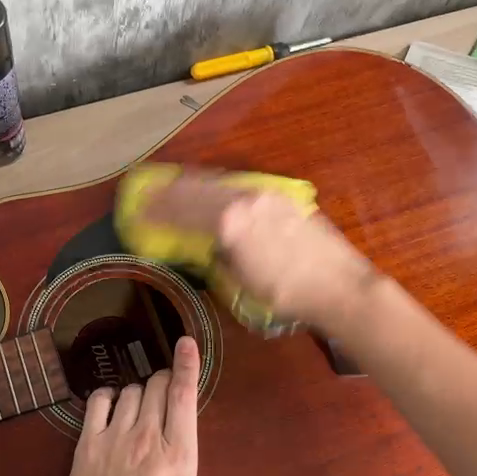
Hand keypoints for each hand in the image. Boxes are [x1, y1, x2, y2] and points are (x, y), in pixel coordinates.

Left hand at [32, 337, 250, 475]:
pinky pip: (98, 401)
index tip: (187, 342)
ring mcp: (115, 439)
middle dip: (164, 381)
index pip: (184, 397)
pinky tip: (112, 406)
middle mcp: (148, 441)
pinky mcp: (87, 445)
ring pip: (131, 391)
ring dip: (140, 393)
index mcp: (180, 461)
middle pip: (157, 386)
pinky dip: (107, 397)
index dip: (188, 365)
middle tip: (166, 393)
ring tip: (142, 408)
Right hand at [142, 172, 381, 327]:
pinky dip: (216, 186)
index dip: (155, 209)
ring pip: (217, 181)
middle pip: (195, 188)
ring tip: (172, 185)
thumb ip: (213, 256)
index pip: (181, 209)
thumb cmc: (286, 293)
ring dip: (191, 184)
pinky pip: (237, 185)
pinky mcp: (279, 196)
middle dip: (168, 190)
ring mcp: (263, 194)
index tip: (137, 208)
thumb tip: (197, 245)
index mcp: (228, 222)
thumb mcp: (238, 281)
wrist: (339, 286)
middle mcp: (243, 200)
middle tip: (147, 191)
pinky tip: (211, 191)